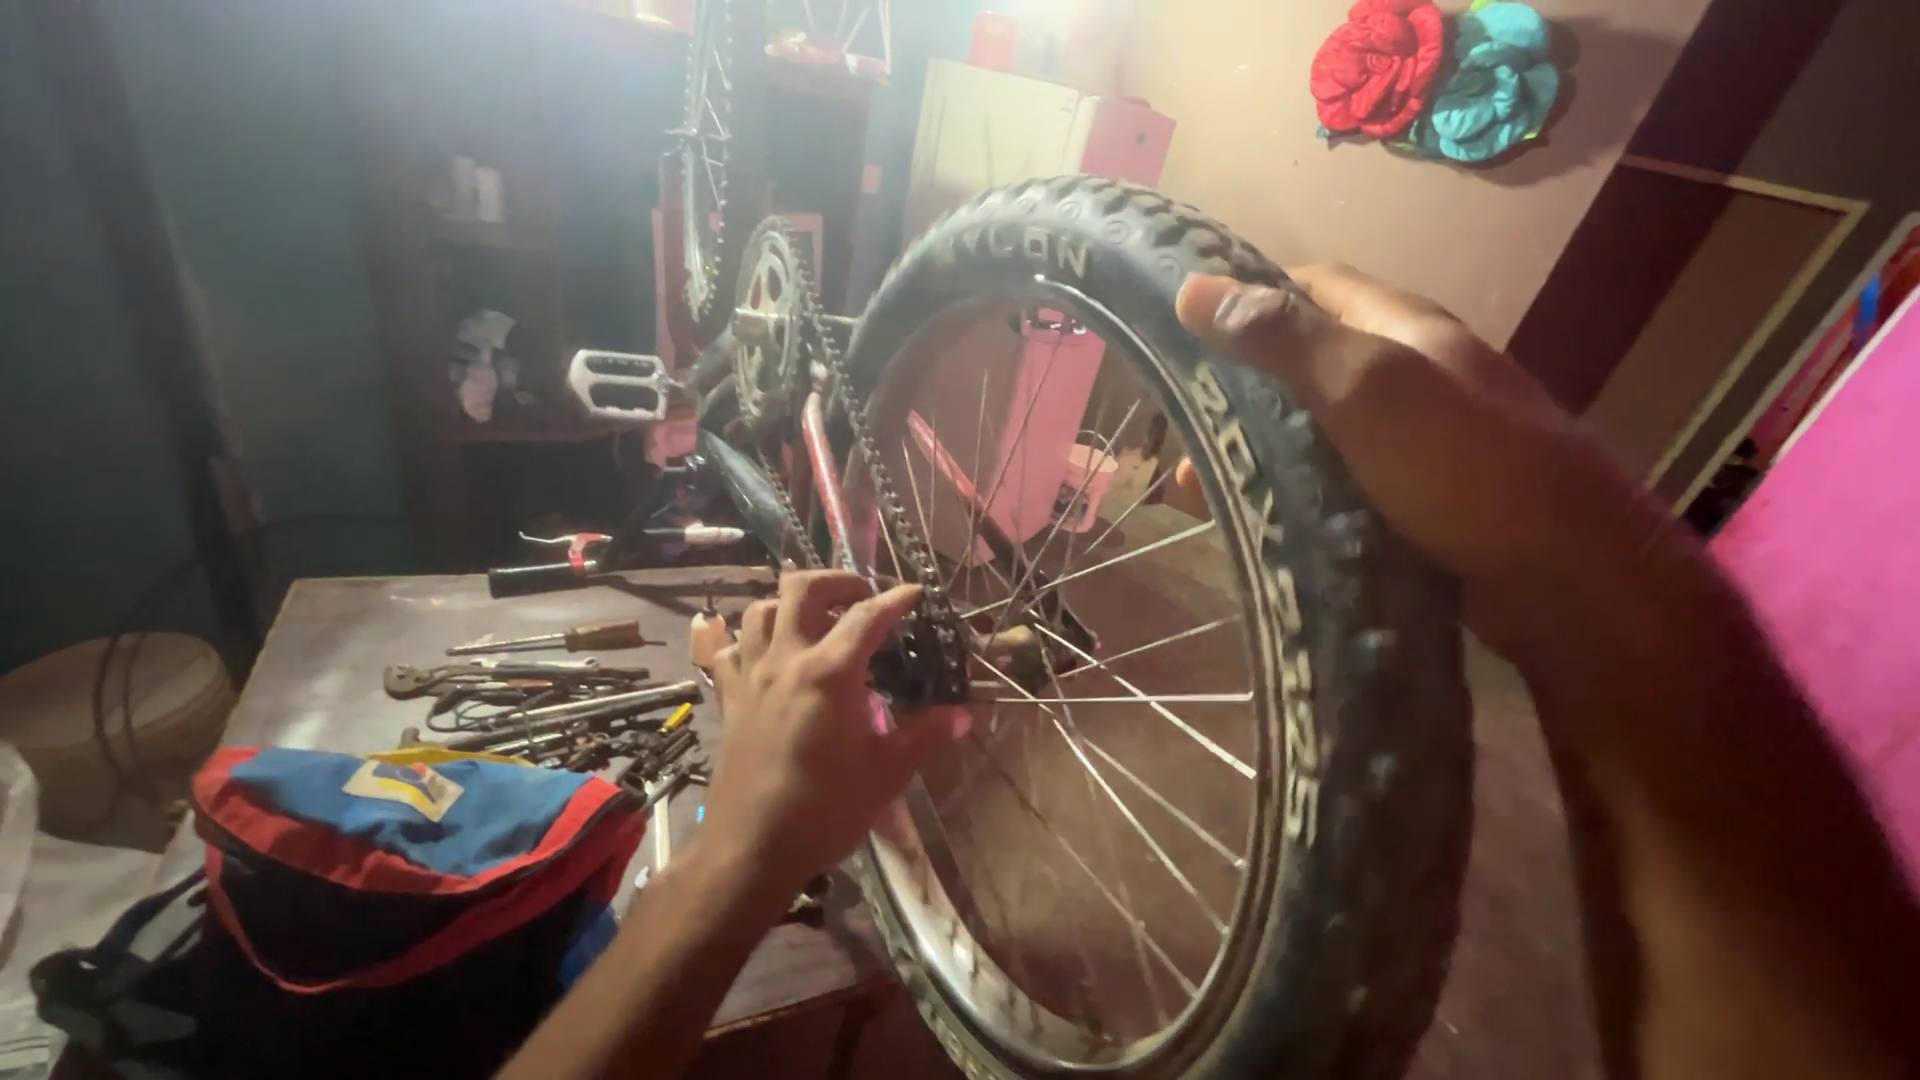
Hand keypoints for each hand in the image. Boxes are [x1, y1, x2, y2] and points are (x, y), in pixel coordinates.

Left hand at [703, 570, 968, 896]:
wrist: (751, 849)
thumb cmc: (826, 810)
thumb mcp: (887, 772)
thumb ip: (925, 734)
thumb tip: (963, 714)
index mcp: (830, 672)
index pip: (867, 615)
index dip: (896, 599)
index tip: (916, 593)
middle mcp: (786, 659)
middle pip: (802, 589)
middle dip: (837, 581)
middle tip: (862, 597)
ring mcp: (751, 676)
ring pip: (760, 609)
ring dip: (790, 603)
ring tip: (817, 619)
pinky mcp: (729, 698)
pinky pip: (731, 648)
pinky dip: (751, 638)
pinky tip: (770, 655)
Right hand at [1172, 266, 1666, 648]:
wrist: (1566, 579)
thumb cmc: (1463, 467)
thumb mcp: (1367, 390)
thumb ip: (1283, 339)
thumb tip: (1193, 289)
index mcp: (1399, 328)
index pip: (1308, 285)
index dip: (1244, 295)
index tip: (1182, 329)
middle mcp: (1402, 374)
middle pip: (1299, 362)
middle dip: (1234, 390)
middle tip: (1176, 429)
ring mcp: (1406, 439)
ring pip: (1306, 429)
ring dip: (1249, 449)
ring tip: (1194, 489)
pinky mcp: (1404, 495)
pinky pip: (1325, 479)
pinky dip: (1280, 489)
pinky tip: (1250, 515)